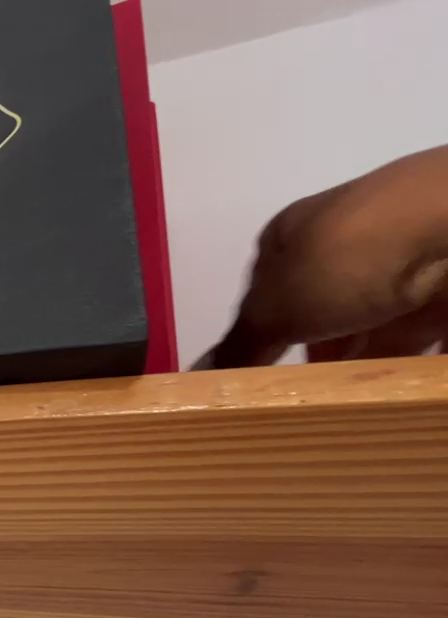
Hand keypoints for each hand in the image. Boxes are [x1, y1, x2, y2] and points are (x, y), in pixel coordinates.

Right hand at [206, 145, 447, 367]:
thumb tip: (197, 373)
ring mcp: (416, 237)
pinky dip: (426, 347)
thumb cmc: (348, 260)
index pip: (267, 285)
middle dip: (328, 342)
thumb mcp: (272, 312)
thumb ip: (238, 345)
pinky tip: (413, 372)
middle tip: (323, 380)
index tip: (271, 364)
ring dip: (380, 346)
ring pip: (387, 307)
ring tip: (370, 385)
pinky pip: (436, 314)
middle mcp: (352, 228)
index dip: (266, 327)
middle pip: (330, 299)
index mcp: (294, 229)